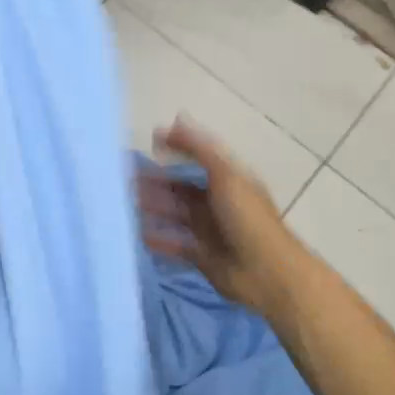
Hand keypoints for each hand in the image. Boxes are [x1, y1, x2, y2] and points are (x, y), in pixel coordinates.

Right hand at [137, 118, 311, 317]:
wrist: (269, 275)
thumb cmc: (248, 218)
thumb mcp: (225, 175)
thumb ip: (198, 148)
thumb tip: (175, 118)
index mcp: (227, 181)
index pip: (198, 158)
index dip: (176, 149)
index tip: (150, 142)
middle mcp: (217, 203)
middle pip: (181, 188)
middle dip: (156, 181)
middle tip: (126, 177)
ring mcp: (209, 230)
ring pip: (174, 214)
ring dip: (152, 207)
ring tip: (126, 202)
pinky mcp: (202, 256)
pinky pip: (174, 244)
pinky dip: (158, 239)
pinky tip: (139, 234)